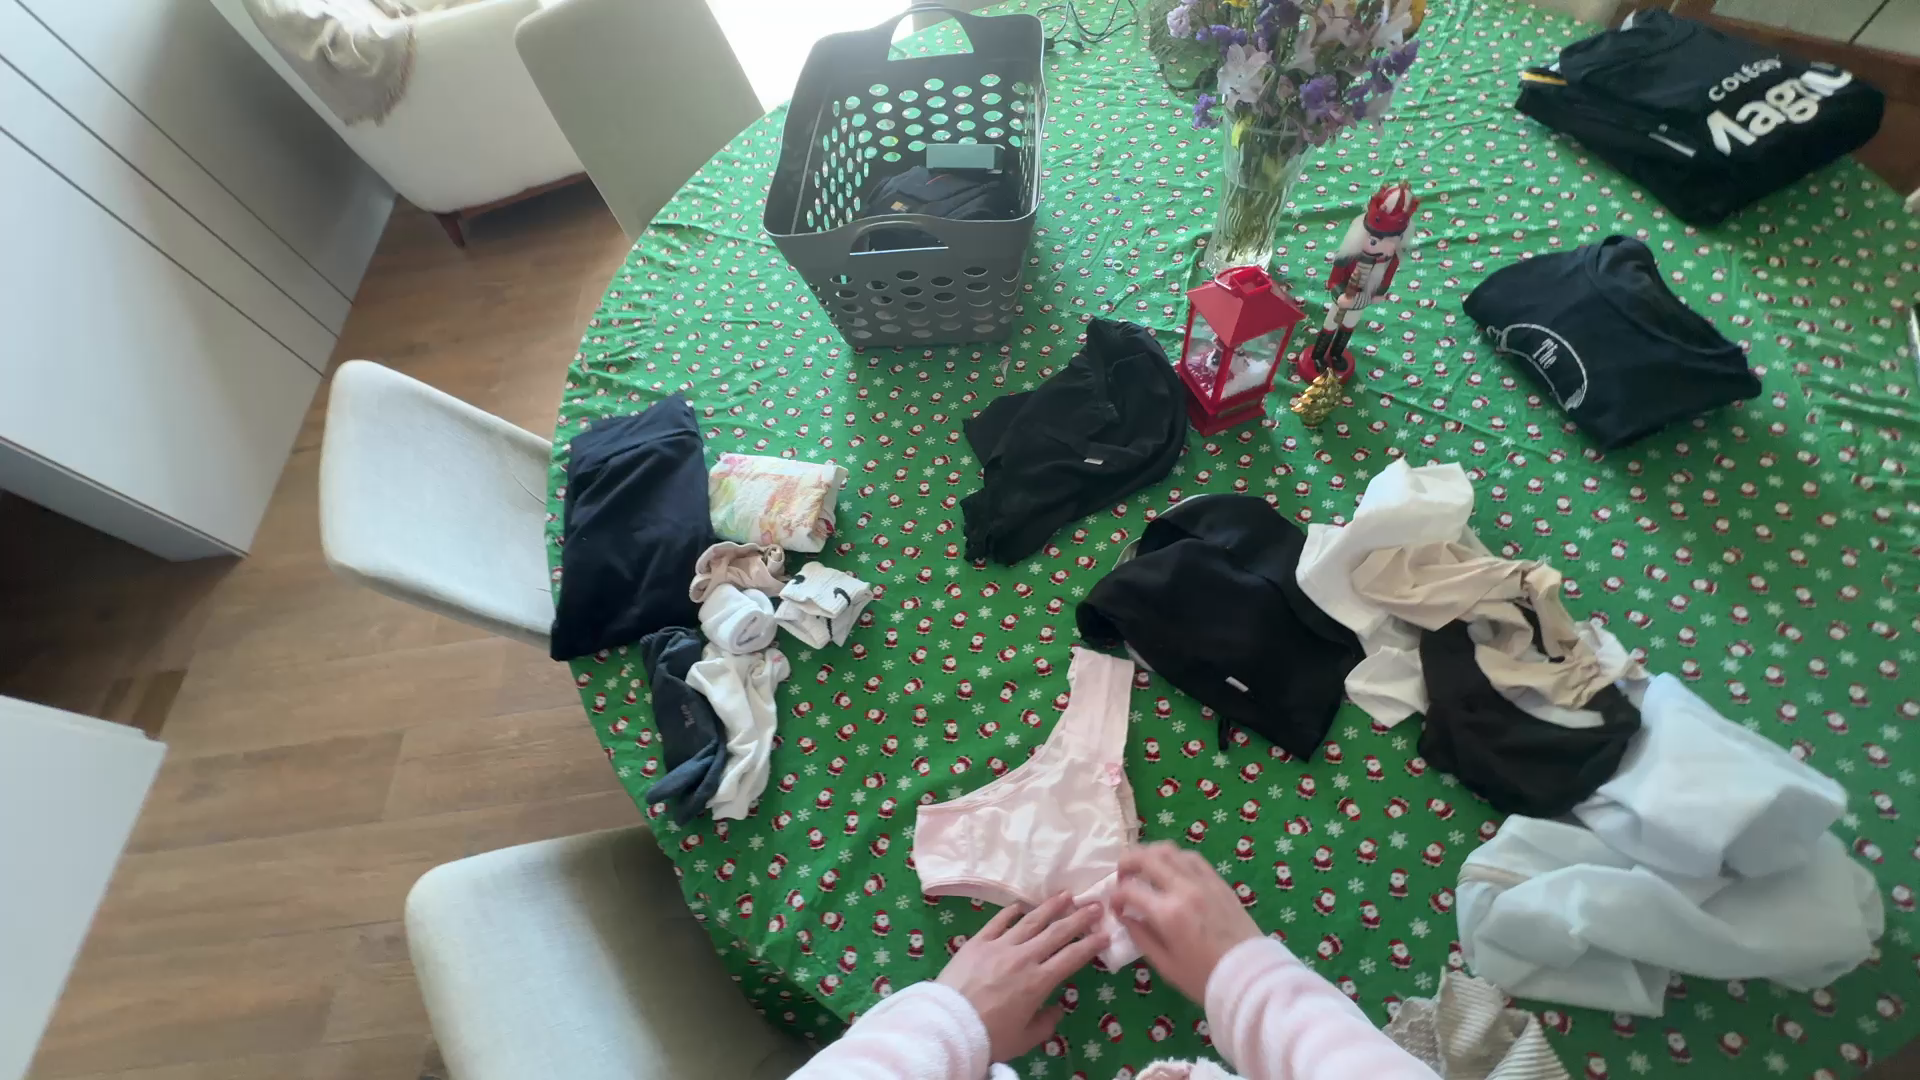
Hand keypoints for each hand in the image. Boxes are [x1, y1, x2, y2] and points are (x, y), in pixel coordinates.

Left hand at [937, 894, 1109, 1060]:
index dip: (1090, 945)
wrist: (949, 1025)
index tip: (1105, 933)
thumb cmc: (989, 1037)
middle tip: (1094, 904)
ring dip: (1050, 906)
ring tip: (1065, 894)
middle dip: (1078, 918)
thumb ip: (1045, 1023)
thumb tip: (1057, 1008)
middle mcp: (1023, 957)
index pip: (1071, 958)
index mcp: (1038, 982)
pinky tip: (1021, 905)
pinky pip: (998, 921)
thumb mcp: (1024, 1039)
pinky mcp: (978, 941)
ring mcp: (999, 945)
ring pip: (1030, 920)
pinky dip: (1011, 911)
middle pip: (1056, 932)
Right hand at [1113, 843, 1263, 1004]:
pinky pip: (1191, 857)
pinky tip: (1171, 869)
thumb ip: (1141, 937)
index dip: (1116, 895)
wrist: (1252, 980)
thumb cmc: (1206, 979)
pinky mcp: (1218, 881)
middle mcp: (1183, 889)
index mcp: (1168, 914)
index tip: (1115, 905)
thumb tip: (1124, 916)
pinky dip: (1174, 857)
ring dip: (1149, 854)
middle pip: (1146, 857)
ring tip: (1144, 868)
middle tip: (1122, 876)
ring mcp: (1202, 881)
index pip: (1130, 890)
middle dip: (1126, 863)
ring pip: (1168, 850)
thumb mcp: (1166, 966)